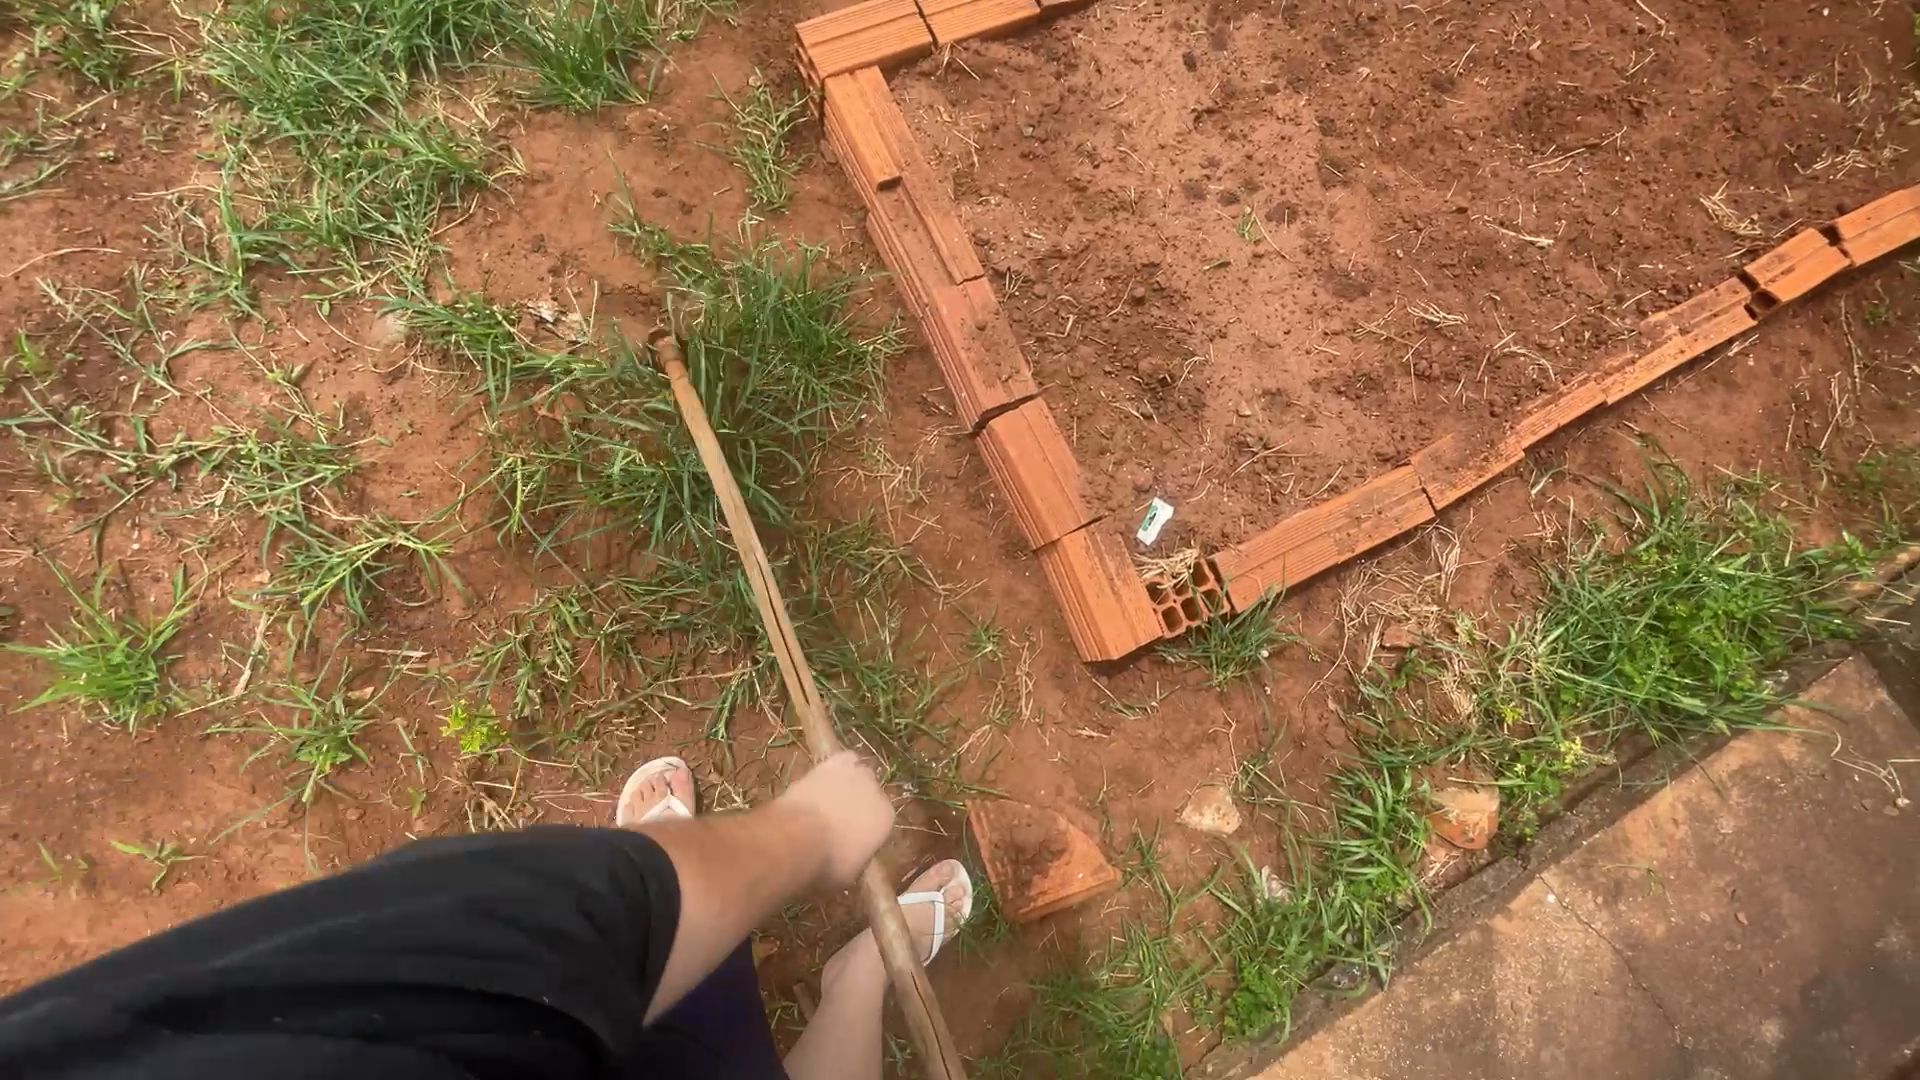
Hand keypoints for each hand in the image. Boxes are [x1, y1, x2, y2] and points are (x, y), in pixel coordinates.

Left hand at [776, 750, 893, 887]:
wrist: (797, 838)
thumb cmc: (827, 864)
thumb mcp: (849, 872)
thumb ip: (858, 855)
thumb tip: (852, 852)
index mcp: (886, 819)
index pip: (881, 818)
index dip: (866, 826)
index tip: (853, 835)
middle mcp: (876, 792)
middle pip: (872, 791)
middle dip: (860, 801)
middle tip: (840, 817)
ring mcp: (856, 774)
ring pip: (858, 772)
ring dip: (849, 783)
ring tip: (831, 796)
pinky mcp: (833, 762)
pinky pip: (843, 759)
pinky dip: (836, 768)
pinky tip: (824, 778)